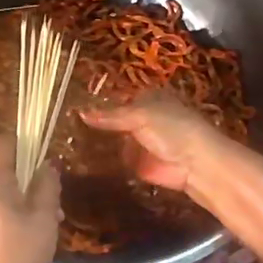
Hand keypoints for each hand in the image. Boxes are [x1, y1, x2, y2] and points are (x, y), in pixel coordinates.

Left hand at [0, 135, 61, 262]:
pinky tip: (40, 225)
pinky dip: (20, 205)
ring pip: (7, 185)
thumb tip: (48, 163)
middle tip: (55, 190)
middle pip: (6, 165)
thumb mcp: (44, 216)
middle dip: (32, 172)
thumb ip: (47, 184)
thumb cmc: (21, 251)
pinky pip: (2, 201)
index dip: (22, 139)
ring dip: (30, 192)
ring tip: (53, 213)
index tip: (43, 146)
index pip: (2, 143)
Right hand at [80, 93, 230, 193]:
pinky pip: (117, 160)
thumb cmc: (172, 129)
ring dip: (97, 143)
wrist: (197, 164)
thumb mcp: (139, 115)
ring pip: (113, 140)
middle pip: (114, 119)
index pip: (117, 97)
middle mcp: (143, 118)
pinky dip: (103, 161)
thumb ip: (110, 116)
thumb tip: (80, 112)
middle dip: (95, 124)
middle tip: (65, 126)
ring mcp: (141, 142)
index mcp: (147, 98)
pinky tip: (81, 159)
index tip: (72, 105)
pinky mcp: (138, 164)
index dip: (98, 101)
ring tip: (67, 142)